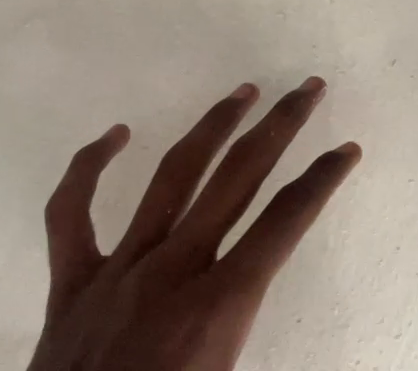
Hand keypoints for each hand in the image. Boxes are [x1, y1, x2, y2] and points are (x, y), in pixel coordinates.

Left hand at [27, 78, 360, 370]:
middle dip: (281, 126)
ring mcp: (119, 270)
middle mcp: (173, 272)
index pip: (286, 223)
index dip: (323, 179)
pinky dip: (89, 168)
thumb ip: (251, 330)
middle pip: (240, 177)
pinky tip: (115, 134)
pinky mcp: (70, 282)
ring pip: (173, 176)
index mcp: (217, 308)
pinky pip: (70, 214)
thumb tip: (266, 298)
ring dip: (213, 126)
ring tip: (244, 92)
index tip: (347, 150)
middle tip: (308, 87)